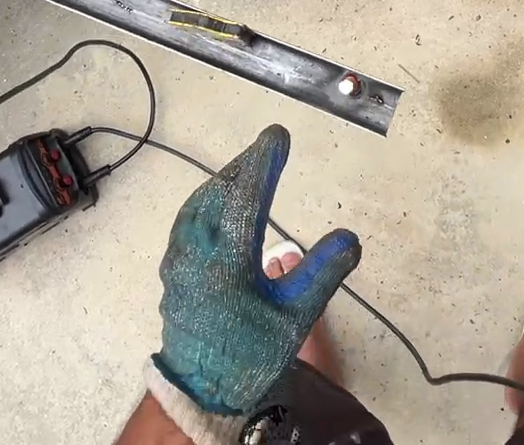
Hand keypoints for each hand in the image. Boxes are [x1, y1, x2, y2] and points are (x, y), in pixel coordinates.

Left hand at [152, 125, 360, 414]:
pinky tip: (222, 196)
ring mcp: (180, 253)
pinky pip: (190, 214)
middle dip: (248, 163)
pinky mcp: (173, 262)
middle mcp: (199, 247)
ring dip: (229, 177)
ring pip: (202, 198)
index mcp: (229, 257)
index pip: (248, 194)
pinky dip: (211, 195)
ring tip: (252, 166)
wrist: (199, 388)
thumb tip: (350, 238)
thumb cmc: (250, 352)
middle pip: (223, 188)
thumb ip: (323, 274)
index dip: (264, 160)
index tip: (278, 135)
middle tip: (271, 147)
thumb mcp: (295, 319)